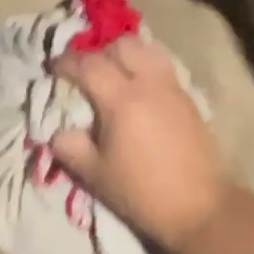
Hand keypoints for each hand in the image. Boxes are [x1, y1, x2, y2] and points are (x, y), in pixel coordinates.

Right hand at [48, 35, 231, 253]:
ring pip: (148, 50)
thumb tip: (59, 132)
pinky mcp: (189, 100)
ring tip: (114, 76)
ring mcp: (173, 89)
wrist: (200, 208)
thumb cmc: (143, 193)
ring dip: (126, 55)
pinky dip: (146, 68)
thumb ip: (71, 147)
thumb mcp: (96, 175)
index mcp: (123, 100)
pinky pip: (163, 68)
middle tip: (85, 72)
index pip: (89, 64)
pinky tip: (138, 93)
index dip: (67, 62)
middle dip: (99, 52)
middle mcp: (150, 85)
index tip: (53, 68)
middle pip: (122, 46)